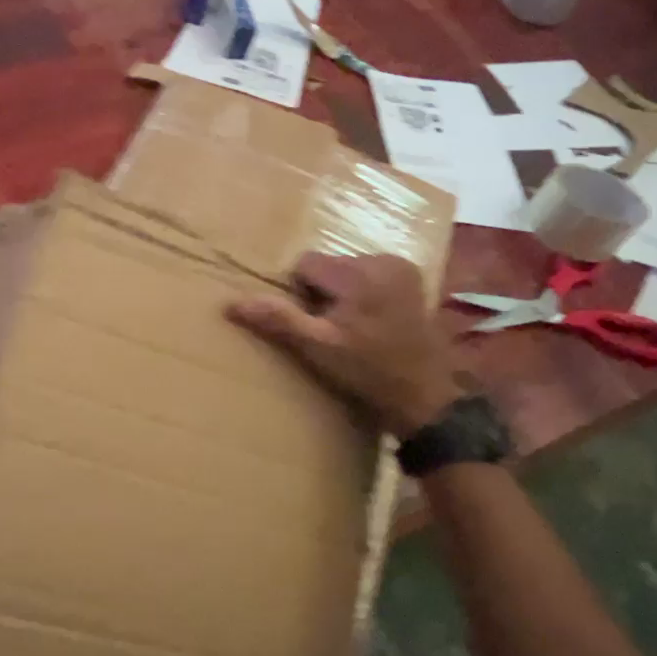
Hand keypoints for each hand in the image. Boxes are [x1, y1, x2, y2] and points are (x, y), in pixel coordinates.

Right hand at [226, 252, 461, 434]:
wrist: (424, 395)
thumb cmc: (367, 372)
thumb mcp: (318, 348)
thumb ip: (279, 320)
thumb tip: (232, 304)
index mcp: (358, 273)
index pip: (306, 264)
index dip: (302, 294)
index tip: (316, 324)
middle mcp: (382, 260)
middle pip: (328, 265)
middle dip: (323, 293)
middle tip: (334, 330)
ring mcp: (402, 267)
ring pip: (347, 270)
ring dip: (342, 293)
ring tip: (354, 328)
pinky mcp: (413, 278)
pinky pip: (370, 275)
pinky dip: (363, 293)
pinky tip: (372, 322)